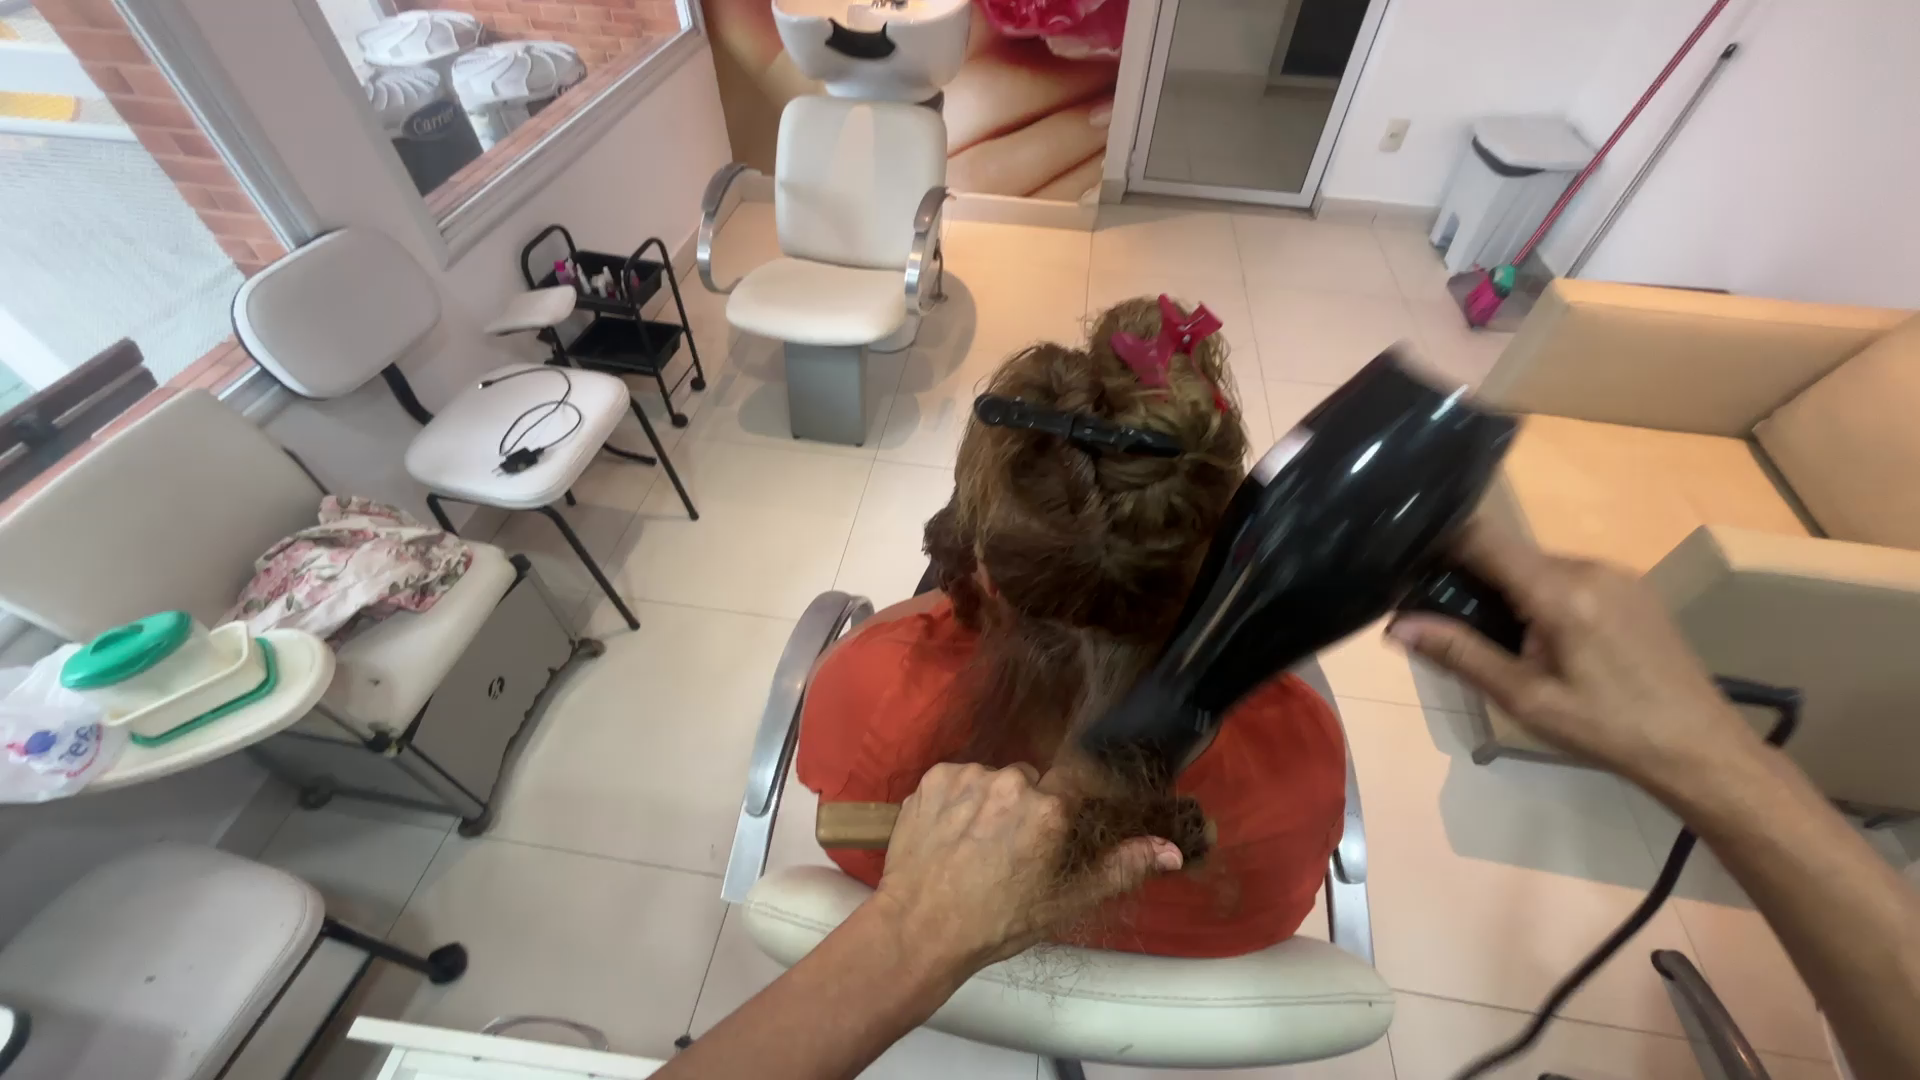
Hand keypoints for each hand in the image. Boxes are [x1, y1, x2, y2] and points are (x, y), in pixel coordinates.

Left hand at [868, 762, 1181, 979]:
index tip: (1054, 826)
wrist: (919, 928)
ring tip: (976, 842)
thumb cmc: (996, 921)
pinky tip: (951, 830)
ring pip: (992, 778)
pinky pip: (958, 778)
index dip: (1066, 804)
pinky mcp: (933, 776)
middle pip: (1030, 780)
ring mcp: (967, 776)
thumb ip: (1120, 868)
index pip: (1074, 781)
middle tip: (1011, 846)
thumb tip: (1169, 850)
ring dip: (990, 801)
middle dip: (1027, 806)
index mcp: (1048, 808)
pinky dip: (957, 798)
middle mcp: (1009, 782)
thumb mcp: (1065, 901)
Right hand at [1387, 516, 1761, 790]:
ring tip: (1485, 634)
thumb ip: (1458, 653)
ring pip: (1531, 564)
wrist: (1704, 753)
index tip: (1406, 568)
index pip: (1482, 537)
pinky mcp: (1629, 588)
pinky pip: (1560, 575)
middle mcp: (1590, 568)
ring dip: (1499, 588)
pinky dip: (1531, 594)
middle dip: (1465, 577)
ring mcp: (1615, 575)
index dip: (1438, 544)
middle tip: (1439, 618)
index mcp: (1562, 592)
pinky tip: (1531, 636)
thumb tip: (1395, 627)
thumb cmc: (1607, 729)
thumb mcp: (1523, 697)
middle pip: (1504, 551)